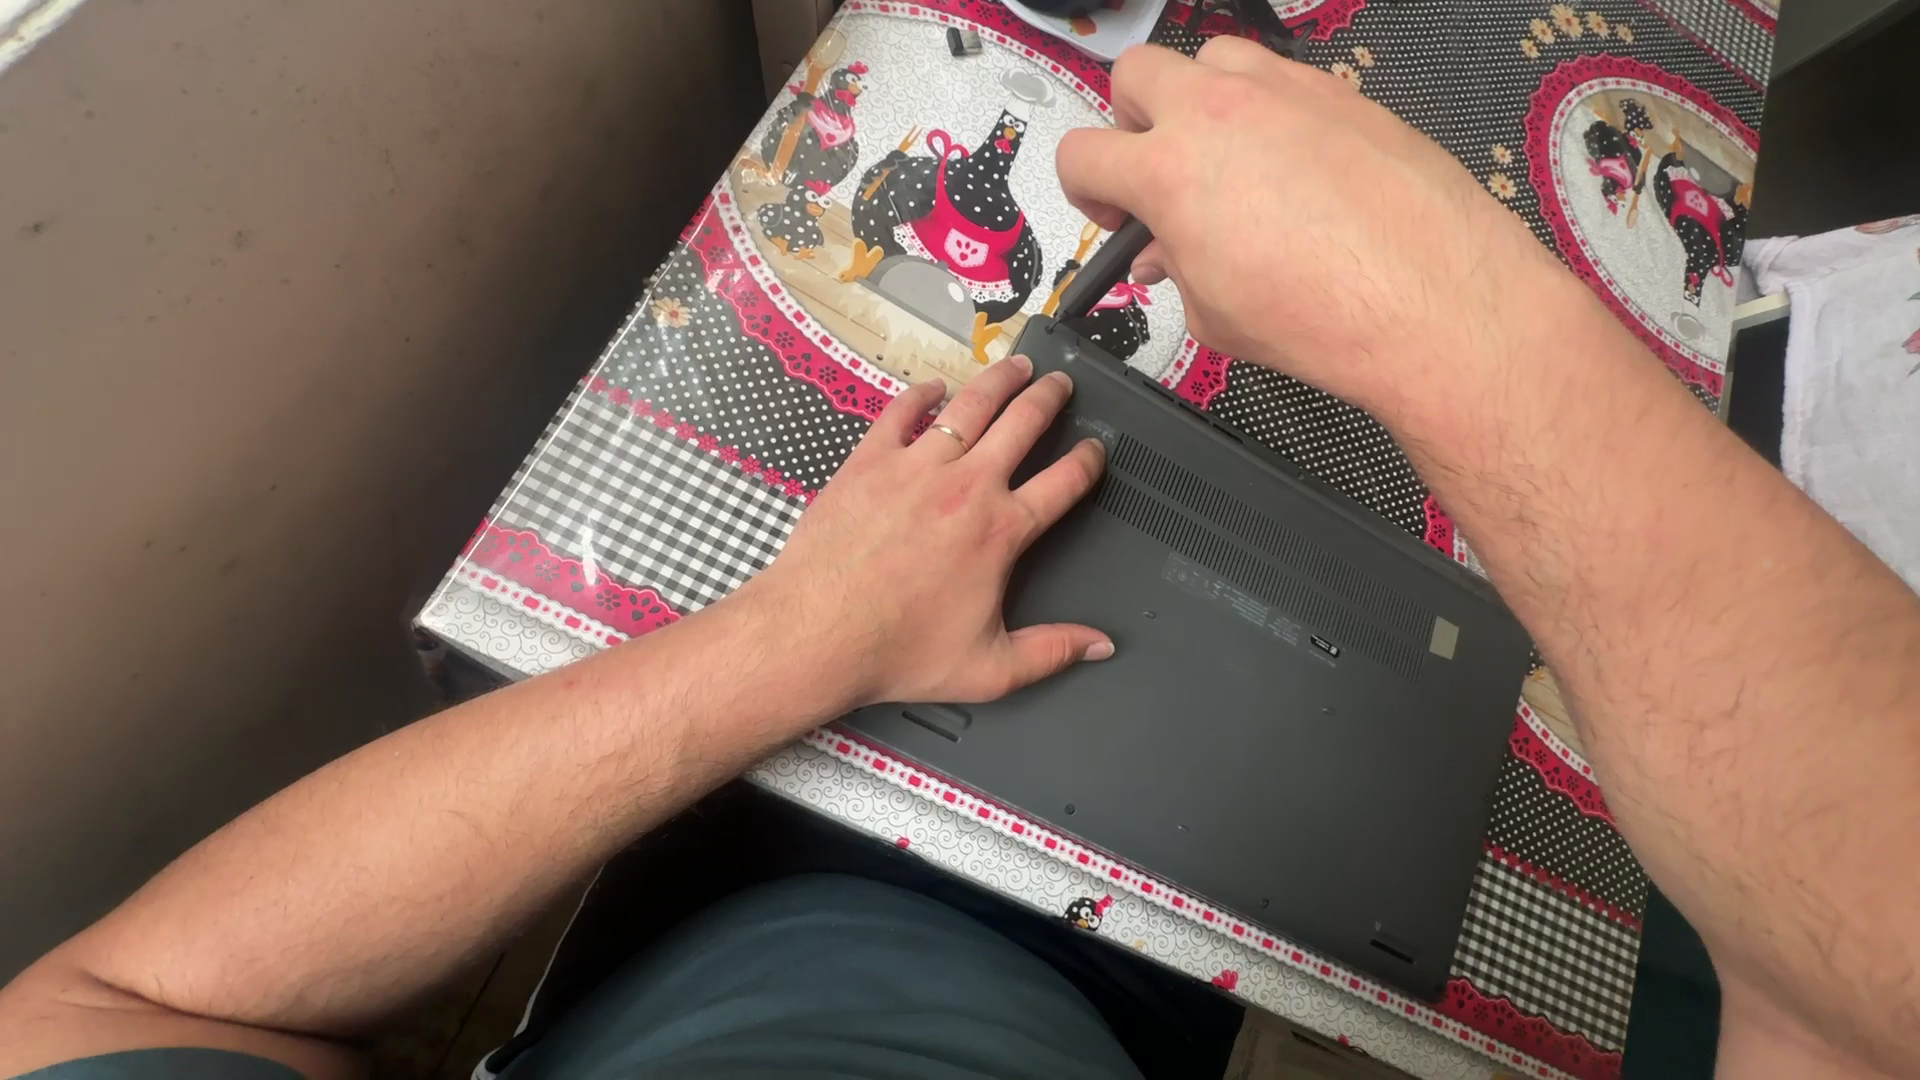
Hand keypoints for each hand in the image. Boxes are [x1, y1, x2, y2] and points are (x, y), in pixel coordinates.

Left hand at [741, 356, 1112, 709]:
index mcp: (1000, 530)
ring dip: (999, 381)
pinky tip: (933, 387)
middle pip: (1022, 424)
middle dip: (1049, 398)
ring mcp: (915, 467)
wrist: (816, 634)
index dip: (1088, 460)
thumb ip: (1051, 652)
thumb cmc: (899, 651)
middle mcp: (965, 486)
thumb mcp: (989, 669)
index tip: (1095, 448)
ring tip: (1016, 366)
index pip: (1063, 482)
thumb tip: (1100, 646)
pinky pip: (901, 413)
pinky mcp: (869, 462)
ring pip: (970, 406)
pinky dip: (921, 395)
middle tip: (1060, 383)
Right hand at [1055, 38, 1576, 415]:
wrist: (1422, 298)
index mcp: (1169, 172)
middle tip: (1153, 176)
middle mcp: (1218, 113)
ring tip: (1217, 162)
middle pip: (1133, 74)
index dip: (1082, 189)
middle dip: (1129, 125)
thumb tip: (1163, 254)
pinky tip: (1279, 165)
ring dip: (1193, 103)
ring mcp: (1281, 90)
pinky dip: (1258, 111)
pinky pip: (1274, 76)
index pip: (1081, 152)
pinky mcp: (1335, 90)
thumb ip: (1172, 270)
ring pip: (1205, 58)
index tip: (1109, 215)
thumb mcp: (1209, 312)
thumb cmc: (1317, 313)